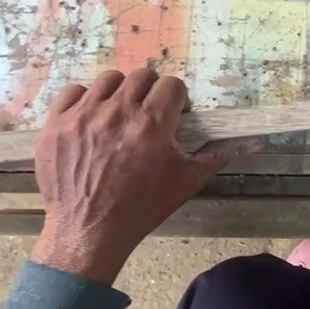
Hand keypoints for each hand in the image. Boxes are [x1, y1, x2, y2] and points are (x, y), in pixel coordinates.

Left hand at [30, 69, 256, 284]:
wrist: (89, 232)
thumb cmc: (144, 206)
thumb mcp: (189, 180)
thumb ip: (219, 153)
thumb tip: (253, 141)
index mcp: (152, 124)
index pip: (172, 84)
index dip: (177, 98)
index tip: (174, 114)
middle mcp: (118, 114)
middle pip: (142, 76)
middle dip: (151, 91)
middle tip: (149, 113)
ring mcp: (83, 118)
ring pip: (108, 79)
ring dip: (120, 91)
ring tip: (120, 112)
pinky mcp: (55, 126)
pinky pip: (71, 91)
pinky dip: (85, 99)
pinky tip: (92, 117)